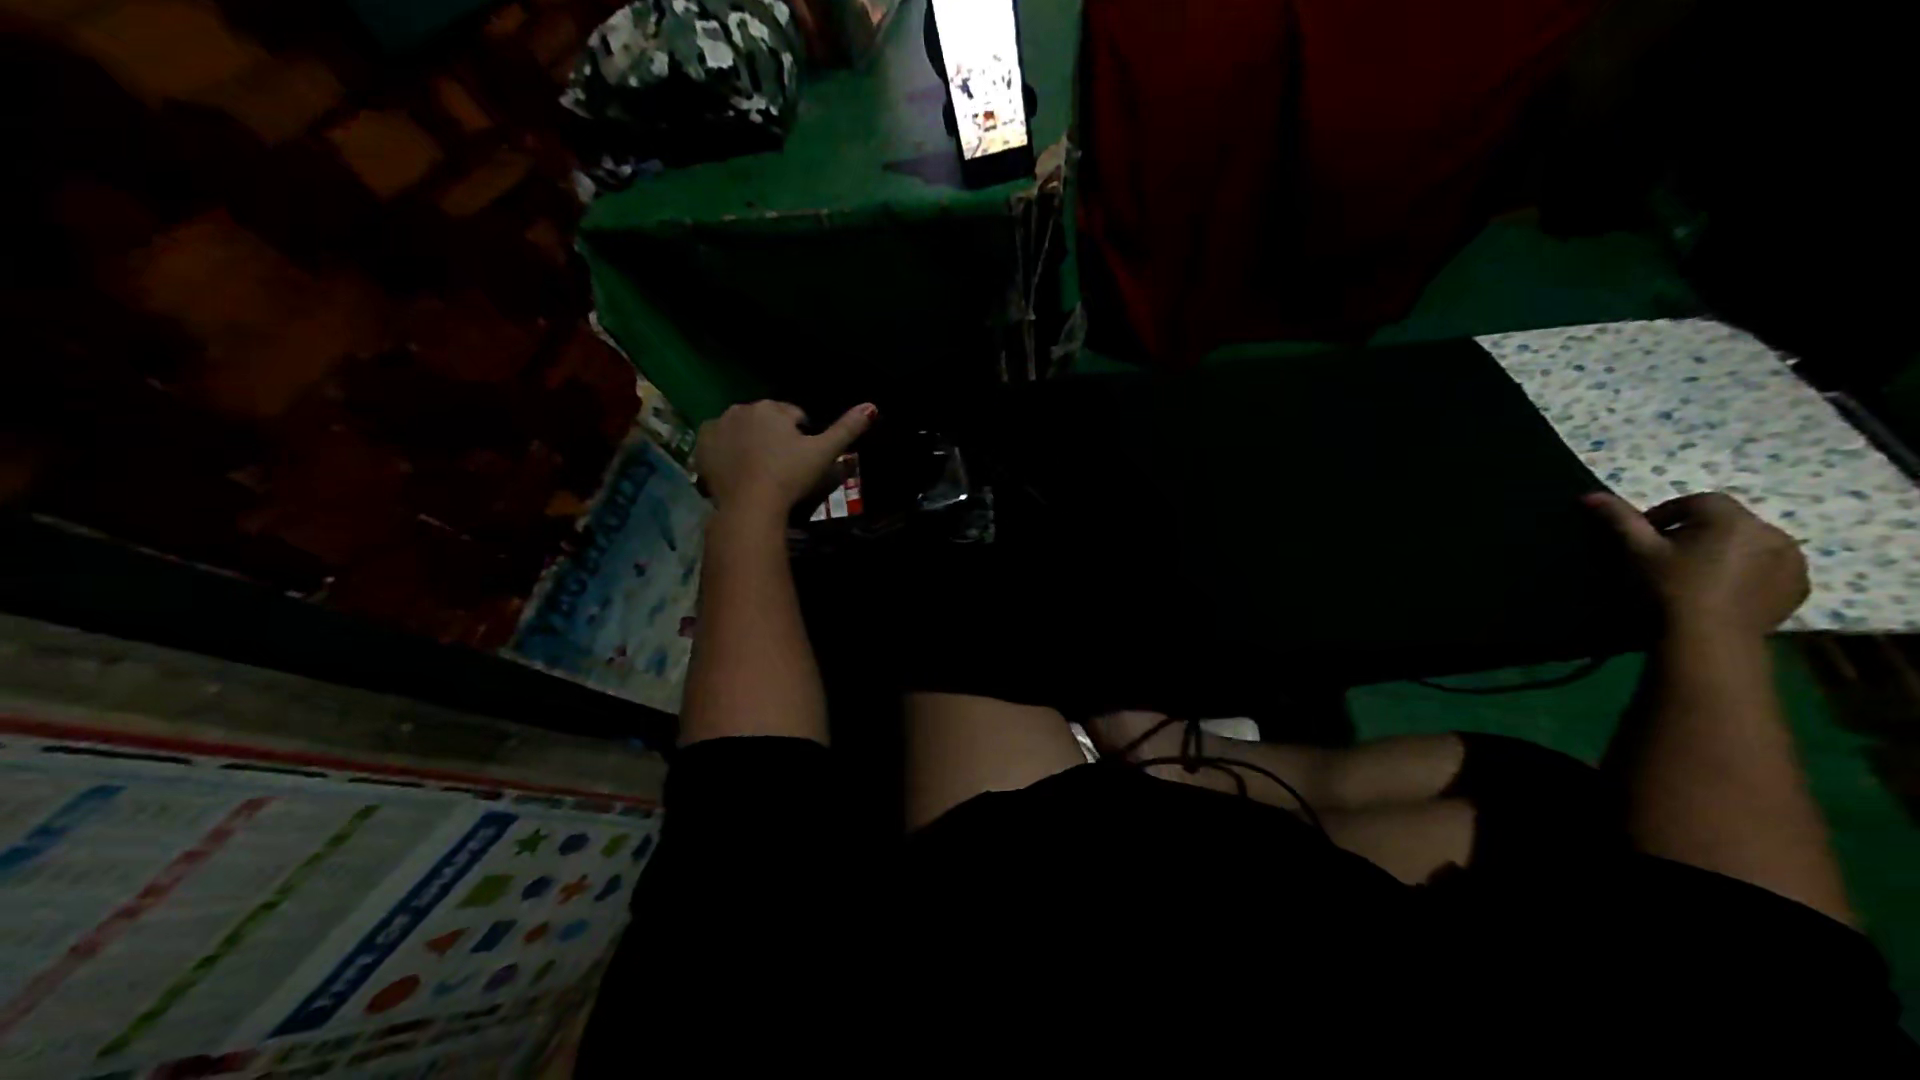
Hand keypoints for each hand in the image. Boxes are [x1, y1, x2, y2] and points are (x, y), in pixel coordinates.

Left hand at [694, 400, 875, 517]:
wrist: (749, 505)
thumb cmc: (789, 477)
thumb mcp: (824, 453)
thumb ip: (847, 429)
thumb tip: (872, 406)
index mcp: (773, 408)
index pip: (794, 416)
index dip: (801, 437)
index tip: (800, 460)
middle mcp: (742, 409)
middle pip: (765, 420)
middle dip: (773, 437)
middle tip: (780, 468)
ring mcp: (718, 426)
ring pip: (741, 429)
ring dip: (749, 442)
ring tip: (758, 471)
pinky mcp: (700, 445)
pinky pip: (717, 442)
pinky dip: (725, 451)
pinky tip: (736, 470)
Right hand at [1583, 491, 1808, 636]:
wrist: (1709, 639)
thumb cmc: (1669, 588)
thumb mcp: (1637, 551)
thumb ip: (1619, 519)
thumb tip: (1590, 495)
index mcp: (1732, 519)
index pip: (1696, 502)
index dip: (1666, 515)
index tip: (1645, 538)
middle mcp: (1772, 532)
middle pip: (1727, 522)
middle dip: (1697, 532)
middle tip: (1668, 557)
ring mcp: (1793, 560)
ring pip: (1751, 544)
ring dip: (1725, 551)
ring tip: (1697, 574)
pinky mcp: (1799, 586)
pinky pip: (1770, 568)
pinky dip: (1749, 571)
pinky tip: (1723, 589)